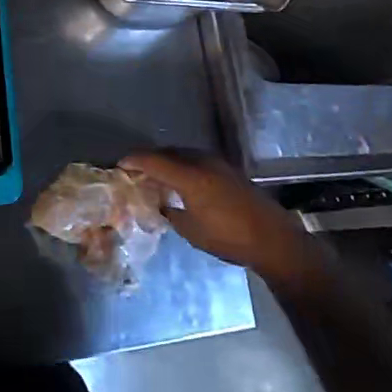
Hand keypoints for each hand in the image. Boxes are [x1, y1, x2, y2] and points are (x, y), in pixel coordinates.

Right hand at [121, 151, 324, 286]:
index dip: (134, 161)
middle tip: (134, 171)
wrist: (273, 238)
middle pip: (168, 152)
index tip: (119, 165)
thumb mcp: (192, 231)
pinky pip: (196, 160)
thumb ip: (171, 214)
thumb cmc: (229, 238)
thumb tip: (161, 205)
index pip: (154, 161)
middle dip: (149, 159)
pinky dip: (182, 165)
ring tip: (154, 176)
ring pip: (184, 154)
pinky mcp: (228, 170)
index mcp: (190, 177)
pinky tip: (179, 181)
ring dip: (167, 161)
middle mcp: (202, 162)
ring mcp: (218, 163)